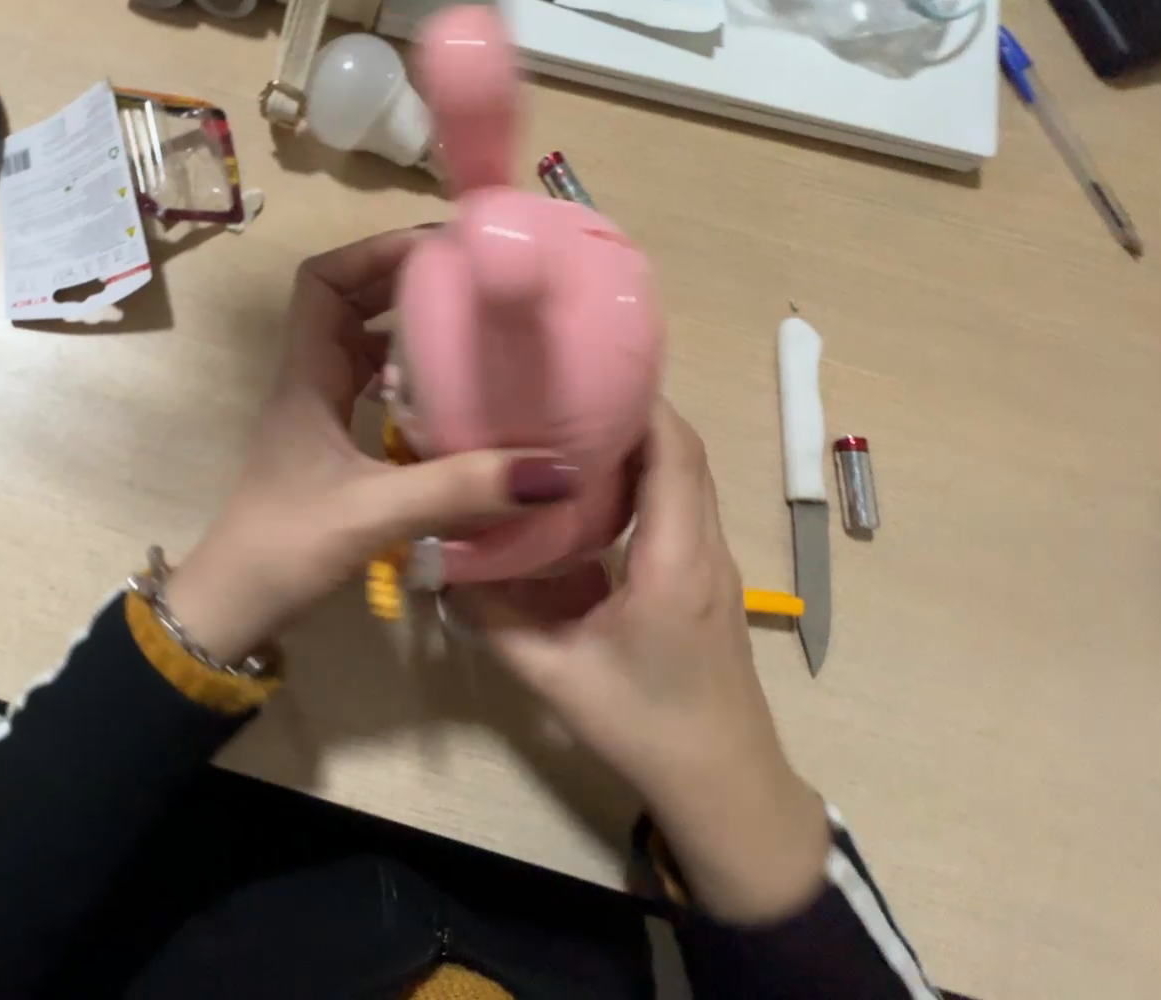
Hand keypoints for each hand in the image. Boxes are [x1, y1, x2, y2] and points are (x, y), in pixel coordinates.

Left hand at [166, 229, 575, 664]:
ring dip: (404, 330)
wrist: (236, 599)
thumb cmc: (286, 545)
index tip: (436, 250)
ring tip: (470, 328)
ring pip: (356, 348)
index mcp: (304, 378)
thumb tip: (556, 471)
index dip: (369, 252)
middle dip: (399, 282)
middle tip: (471, 283)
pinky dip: (403, 380)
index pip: (320, 283)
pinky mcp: (326, 447)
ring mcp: (314, 416)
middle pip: (343, 305)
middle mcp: (306, 384)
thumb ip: (458, 489)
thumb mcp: (373, 512)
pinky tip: (447, 398)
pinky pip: (365, 390)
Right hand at [461, 403, 827, 922]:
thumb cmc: (644, 727)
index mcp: (674, 563)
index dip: (636, 406)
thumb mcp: (551, 674)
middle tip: (553, 393)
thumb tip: (438, 564)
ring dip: (632, 443)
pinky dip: (637, 479)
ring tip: (561, 428)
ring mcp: (709, 562)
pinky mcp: (700, 577)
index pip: (672, 456)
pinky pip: (674, 506)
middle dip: (626, 411)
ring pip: (681, 477)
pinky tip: (580, 491)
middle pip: (681, 453)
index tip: (577, 375)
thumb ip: (492, 616)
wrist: (722, 784)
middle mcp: (703, 549)